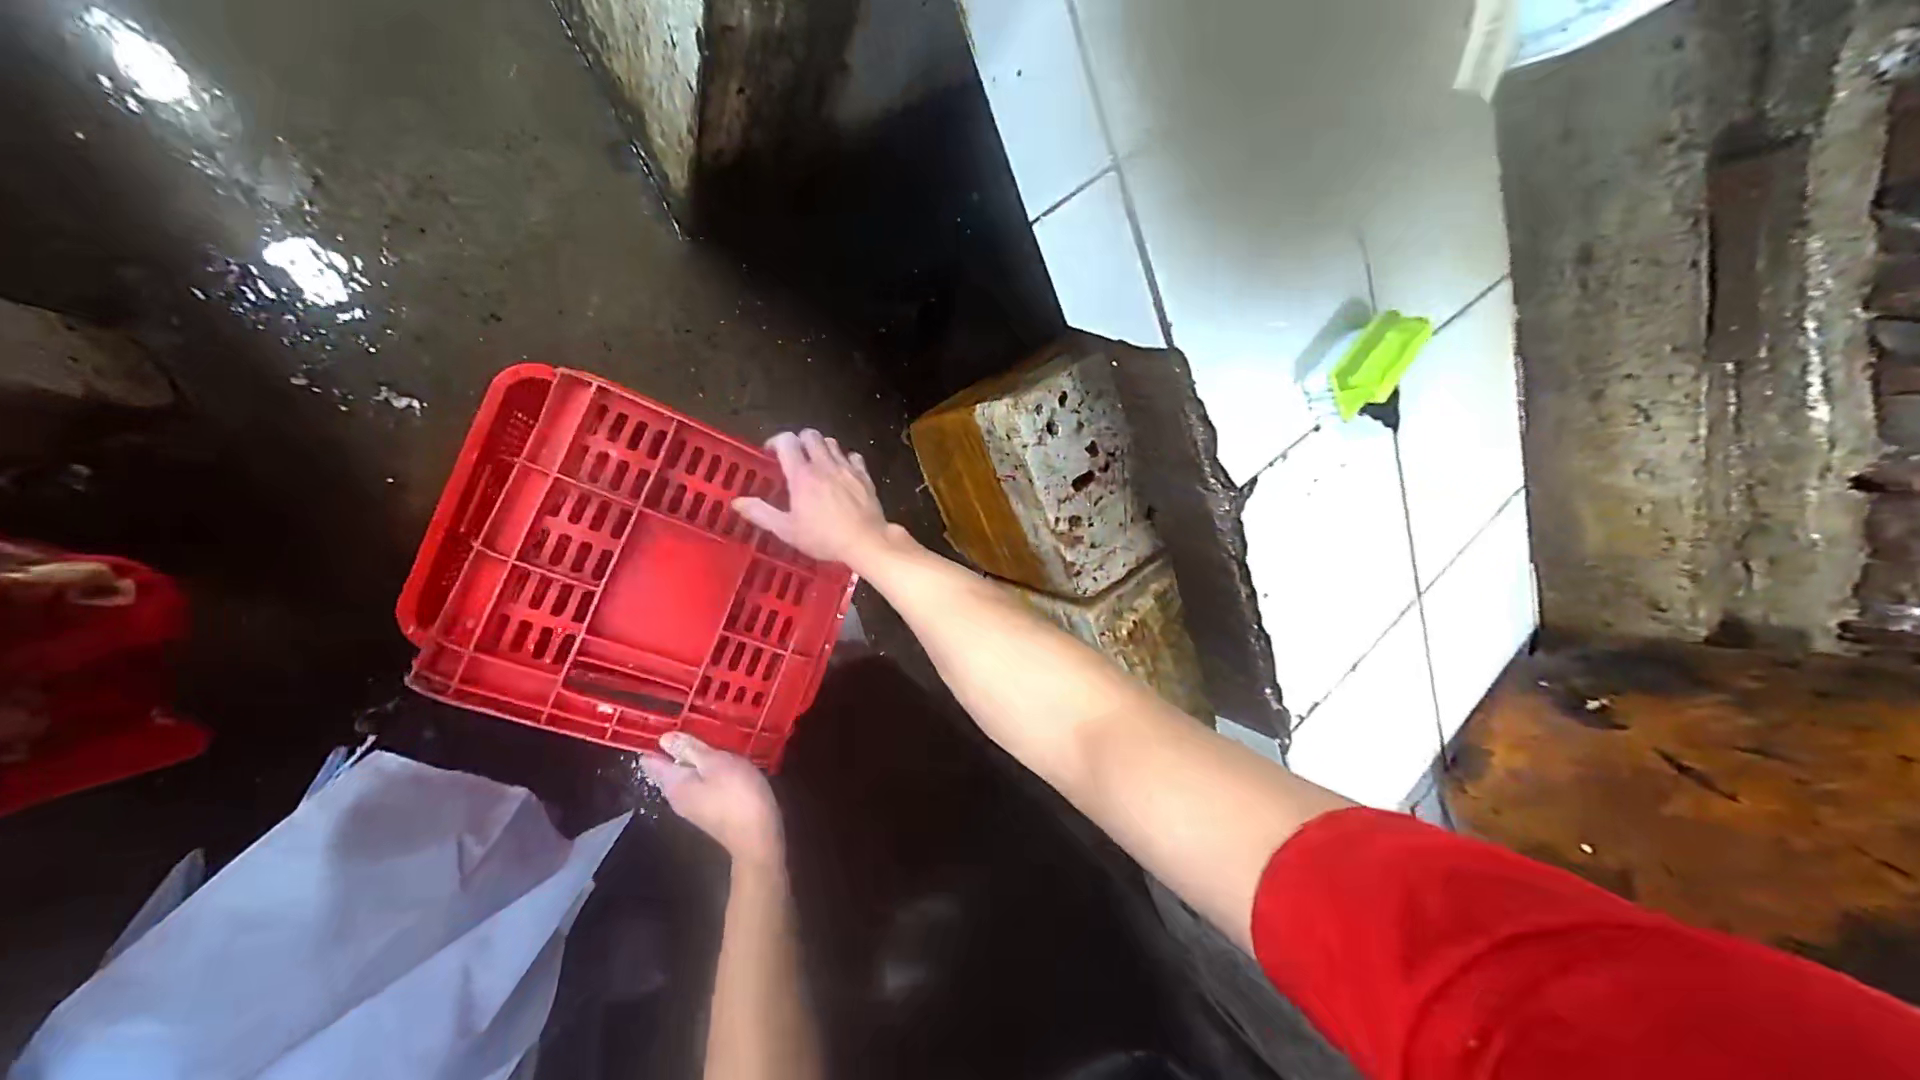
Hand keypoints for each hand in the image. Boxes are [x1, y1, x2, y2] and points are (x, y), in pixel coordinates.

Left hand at [639, 732, 784, 869]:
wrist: (758, 837)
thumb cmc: (737, 795)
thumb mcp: (716, 763)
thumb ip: (690, 750)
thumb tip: (663, 739)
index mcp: (673, 783)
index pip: (649, 761)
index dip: (652, 741)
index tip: (663, 721)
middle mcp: (677, 796)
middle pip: (668, 768)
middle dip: (676, 747)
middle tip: (691, 722)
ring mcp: (694, 805)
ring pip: (686, 775)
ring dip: (694, 757)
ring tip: (710, 736)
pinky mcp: (710, 809)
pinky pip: (701, 783)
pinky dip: (707, 769)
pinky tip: (723, 760)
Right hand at [734, 429, 897, 569]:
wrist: (866, 541)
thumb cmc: (824, 538)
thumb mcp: (787, 530)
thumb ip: (761, 513)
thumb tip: (737, 502)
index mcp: (802, 475)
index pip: (786, 441)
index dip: (776, 442)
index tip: (771, 454)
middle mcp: (825, 464)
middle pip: (810, 435)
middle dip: (799, 440)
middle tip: (794, 456)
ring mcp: (847, 468)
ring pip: (832, 443)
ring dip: (822, 447)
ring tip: (817, 463)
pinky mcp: (865, 476)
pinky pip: (854, 457)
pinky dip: (845, 459)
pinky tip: (842, 472)